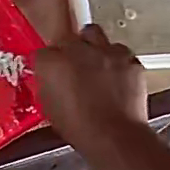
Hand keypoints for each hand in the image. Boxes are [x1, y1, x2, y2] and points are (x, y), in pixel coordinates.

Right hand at [34, 24, 148, 150]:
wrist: (114, 136)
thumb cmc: (80, 127)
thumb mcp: (49, 107)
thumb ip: (47, 85)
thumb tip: (49, 79)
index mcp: (51, 62)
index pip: (42, 52)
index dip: (46, 63)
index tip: (49, 70)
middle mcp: (77, 50)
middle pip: (68, 37)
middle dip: (69, 49)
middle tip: (72, 65)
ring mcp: (104, 51)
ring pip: (94, 34)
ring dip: (92, 45)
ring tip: (93, 62)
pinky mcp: (127, 58)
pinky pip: (119, 50)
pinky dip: (116, 59)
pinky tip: (114, 74)